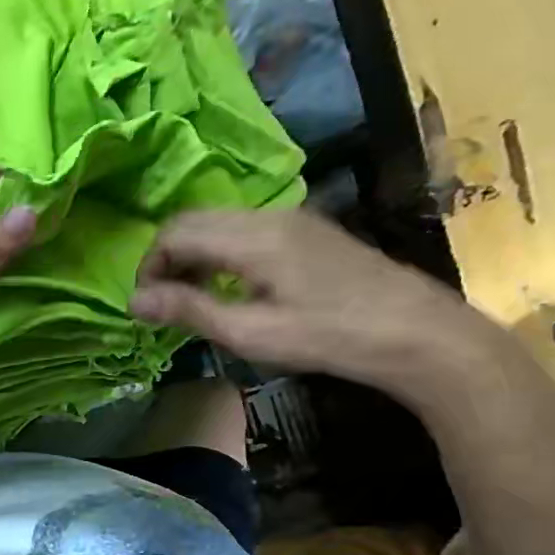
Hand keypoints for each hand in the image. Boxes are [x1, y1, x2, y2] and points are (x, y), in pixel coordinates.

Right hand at [128, 209, 505, 404]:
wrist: (421, 335)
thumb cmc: (329, 337)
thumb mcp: (250, 332)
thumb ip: (188, 310)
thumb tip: (134, 300)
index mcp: (252, 238)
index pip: (174, 233)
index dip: (149, 267)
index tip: (149, 305)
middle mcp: (269, 216)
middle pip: (193, 221)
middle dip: (166, 258)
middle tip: (165, 302)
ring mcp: (293, 220)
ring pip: (218, 223)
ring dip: (193, 255)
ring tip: (194, 298)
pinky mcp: (309, 231)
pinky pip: (244, 229)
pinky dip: (220, 252)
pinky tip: (231, 287)